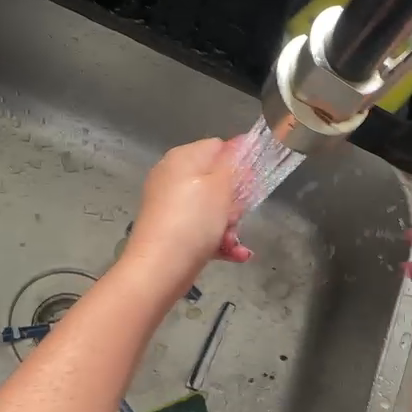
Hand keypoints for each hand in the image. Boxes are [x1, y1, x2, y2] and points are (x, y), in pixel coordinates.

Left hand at [121, 138, 252, 291]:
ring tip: (233, 243)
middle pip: (216, 182)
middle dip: (234, 202)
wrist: (159, 268)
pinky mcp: (172, 233)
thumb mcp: (220, 186)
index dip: (238, 164)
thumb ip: (232, 162)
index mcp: (183, 158)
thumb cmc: (193, 221)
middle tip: (237, 217)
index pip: (218, 148)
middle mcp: (173, 178)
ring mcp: (171, 207)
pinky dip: (218, 242)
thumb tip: (241, 142)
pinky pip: (201, 231)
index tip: (251, 185)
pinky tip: (235, 254)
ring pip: (211, 210)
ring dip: (229, 227)